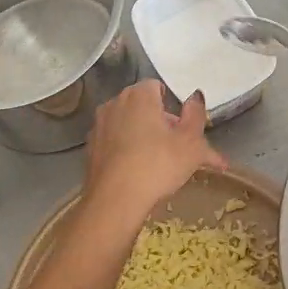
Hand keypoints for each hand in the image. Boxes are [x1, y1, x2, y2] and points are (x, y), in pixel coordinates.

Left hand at [80, 80, 226, 225]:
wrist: (115, 200)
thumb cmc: (158, 165)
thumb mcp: (191, 142)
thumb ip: (196, 115)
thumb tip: (195, 96)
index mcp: (139, 95)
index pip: (158, 88)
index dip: (174, 107)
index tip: (184, 130)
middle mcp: (115, 103)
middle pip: (144, 107)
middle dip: (162, 124)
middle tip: (179, 149)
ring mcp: (99, 125)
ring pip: (130, 126)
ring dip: (145, 138)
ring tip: (161, 164)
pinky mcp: (91, 148)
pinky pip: (116, 144)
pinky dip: (128, 152)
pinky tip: (139, 172)